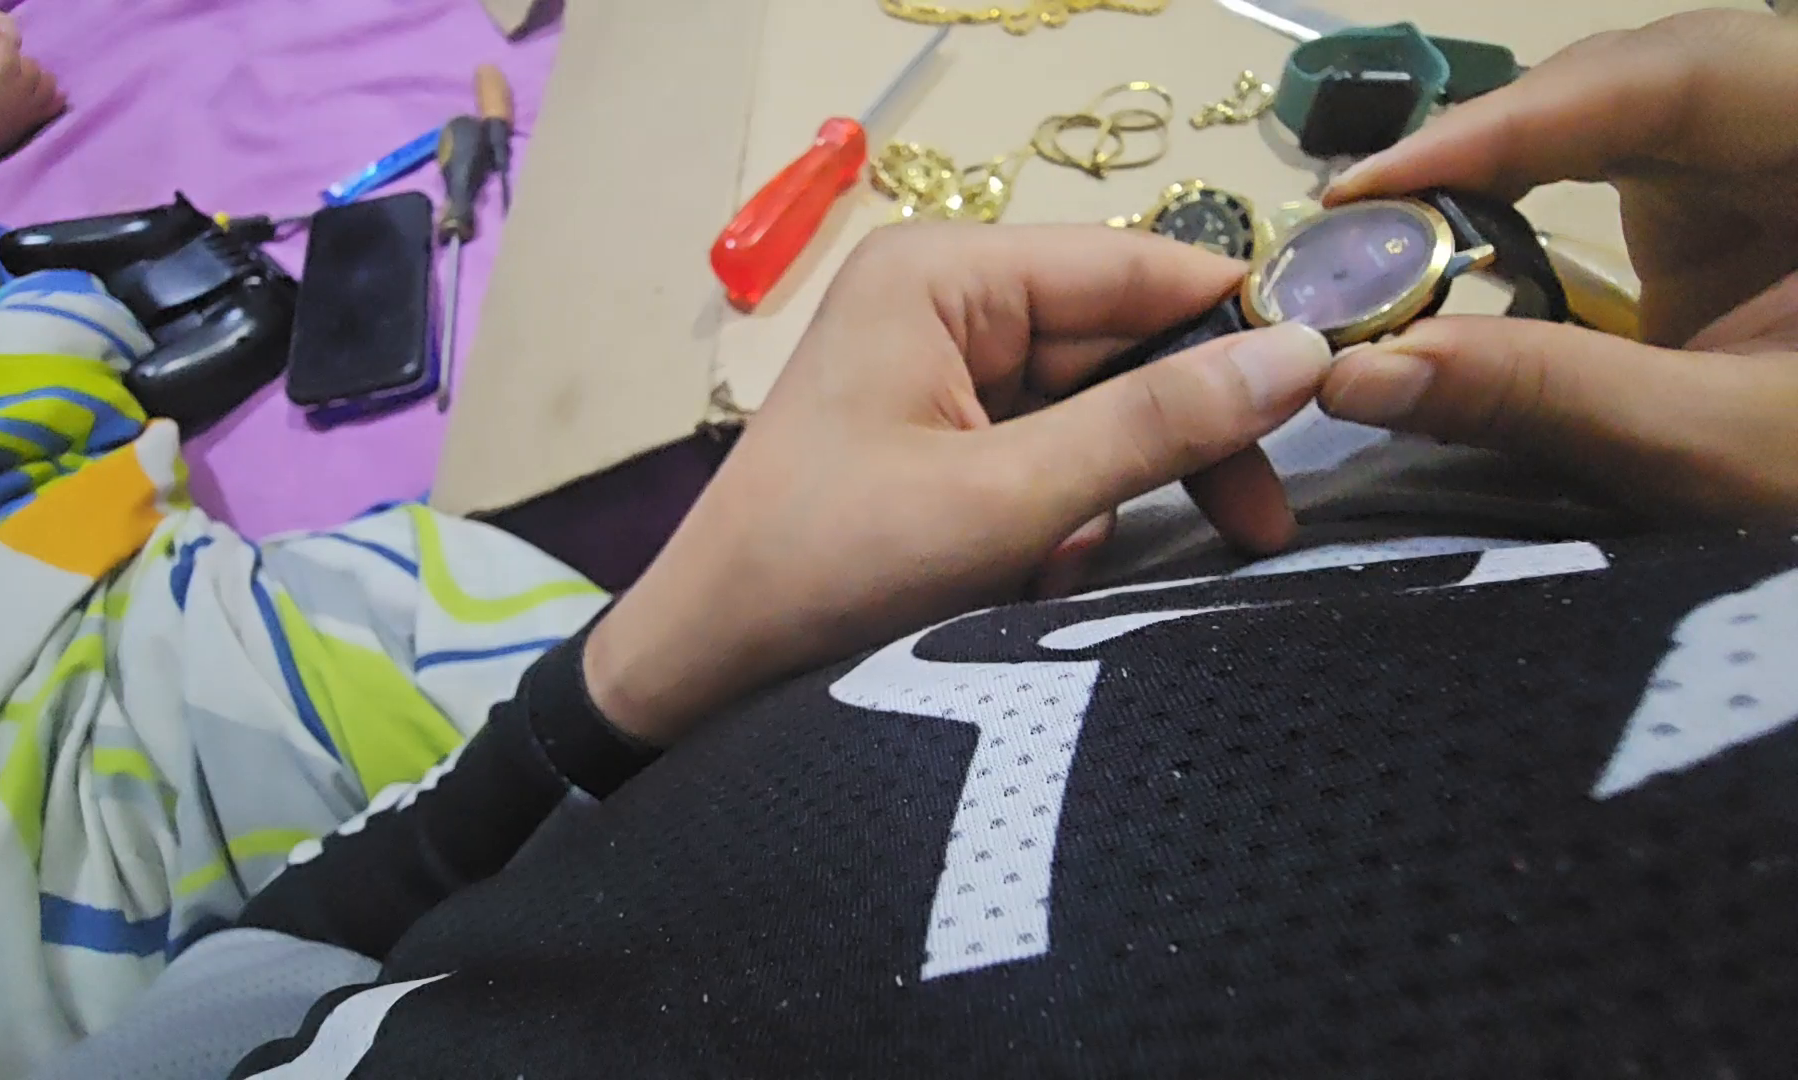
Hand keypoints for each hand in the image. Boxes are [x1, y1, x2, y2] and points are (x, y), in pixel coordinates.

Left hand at [585, 225, 1334, 741]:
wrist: (712, 649)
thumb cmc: (834, 563)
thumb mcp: (1005, 499)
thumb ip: (1150, 426)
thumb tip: (1298, 353)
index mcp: (942, 278)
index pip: (1127, 270)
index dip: (1230, 322)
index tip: (1326, 387)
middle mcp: (936, 305)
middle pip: (1107, 349)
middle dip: (1164, 444)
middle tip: (1254, 526)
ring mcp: (928, 372)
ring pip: (1075, 417)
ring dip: (1093, 500)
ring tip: (1052, 571)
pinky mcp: (925, 435)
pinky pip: (1028, 458)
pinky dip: (1046, 517)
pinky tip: (1019, 572)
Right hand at [1319, 9, 1797, 522]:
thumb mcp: (1706, 443)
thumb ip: (1535, 397)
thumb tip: (1349, 375)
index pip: (1674, 78)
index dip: (1503, 124)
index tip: (1361, 194)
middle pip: (1622, 83)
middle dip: (1475, 146)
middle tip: (1351, 217)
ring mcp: (1758, 164)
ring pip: (1600, 120)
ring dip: (1477, 170)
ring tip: (1375, 229)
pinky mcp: (1709, 211)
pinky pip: (1591, 171)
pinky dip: (1498, 204)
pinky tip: (1438, 240)